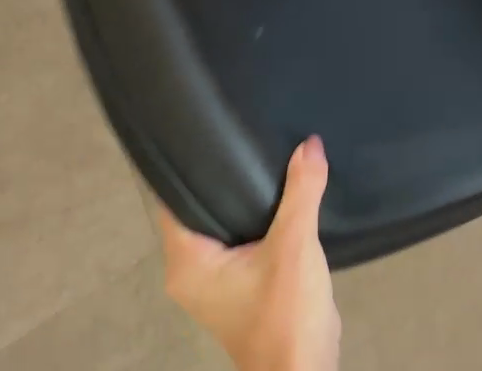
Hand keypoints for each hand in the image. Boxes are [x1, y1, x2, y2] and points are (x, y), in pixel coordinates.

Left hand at [157, 137, 340, 370]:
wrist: (301, 364)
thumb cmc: (283, 310)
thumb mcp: (296, 246)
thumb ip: (302, 193)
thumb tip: (309, 144)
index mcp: (187, 263)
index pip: (171, 206)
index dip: (184, 169)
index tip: (202, 133)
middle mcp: (191, 271)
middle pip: (199, 211)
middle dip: (222, 177)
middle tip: (243, 134)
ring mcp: (216, 280)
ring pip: (224, 224)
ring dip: (245, 197)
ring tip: (269, 156)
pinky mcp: (242, 283)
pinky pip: (243, 237)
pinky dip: (259, 215)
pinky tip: (286, 196)